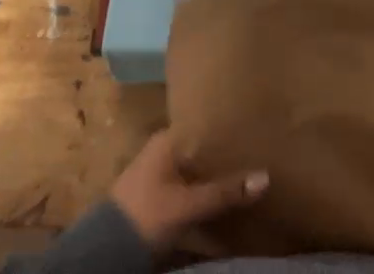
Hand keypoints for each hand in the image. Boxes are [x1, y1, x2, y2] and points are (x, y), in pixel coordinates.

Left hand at [110, 130, 268, 250]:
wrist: (107, 249)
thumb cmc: (147, 213)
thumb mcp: (188, 204)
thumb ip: (225, 191)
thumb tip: (265, 177)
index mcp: (166, 139)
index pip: (203, 125)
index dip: (226, 128)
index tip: (253, 129)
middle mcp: (162, 149)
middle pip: (201, 148)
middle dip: (224, 153)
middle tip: (257, 153)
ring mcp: (158, 173)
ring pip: (195, 168)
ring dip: (215, 174)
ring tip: (247, 174)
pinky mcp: (158, 195)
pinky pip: (190, 185)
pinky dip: (205, 189)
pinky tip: (225, 197)